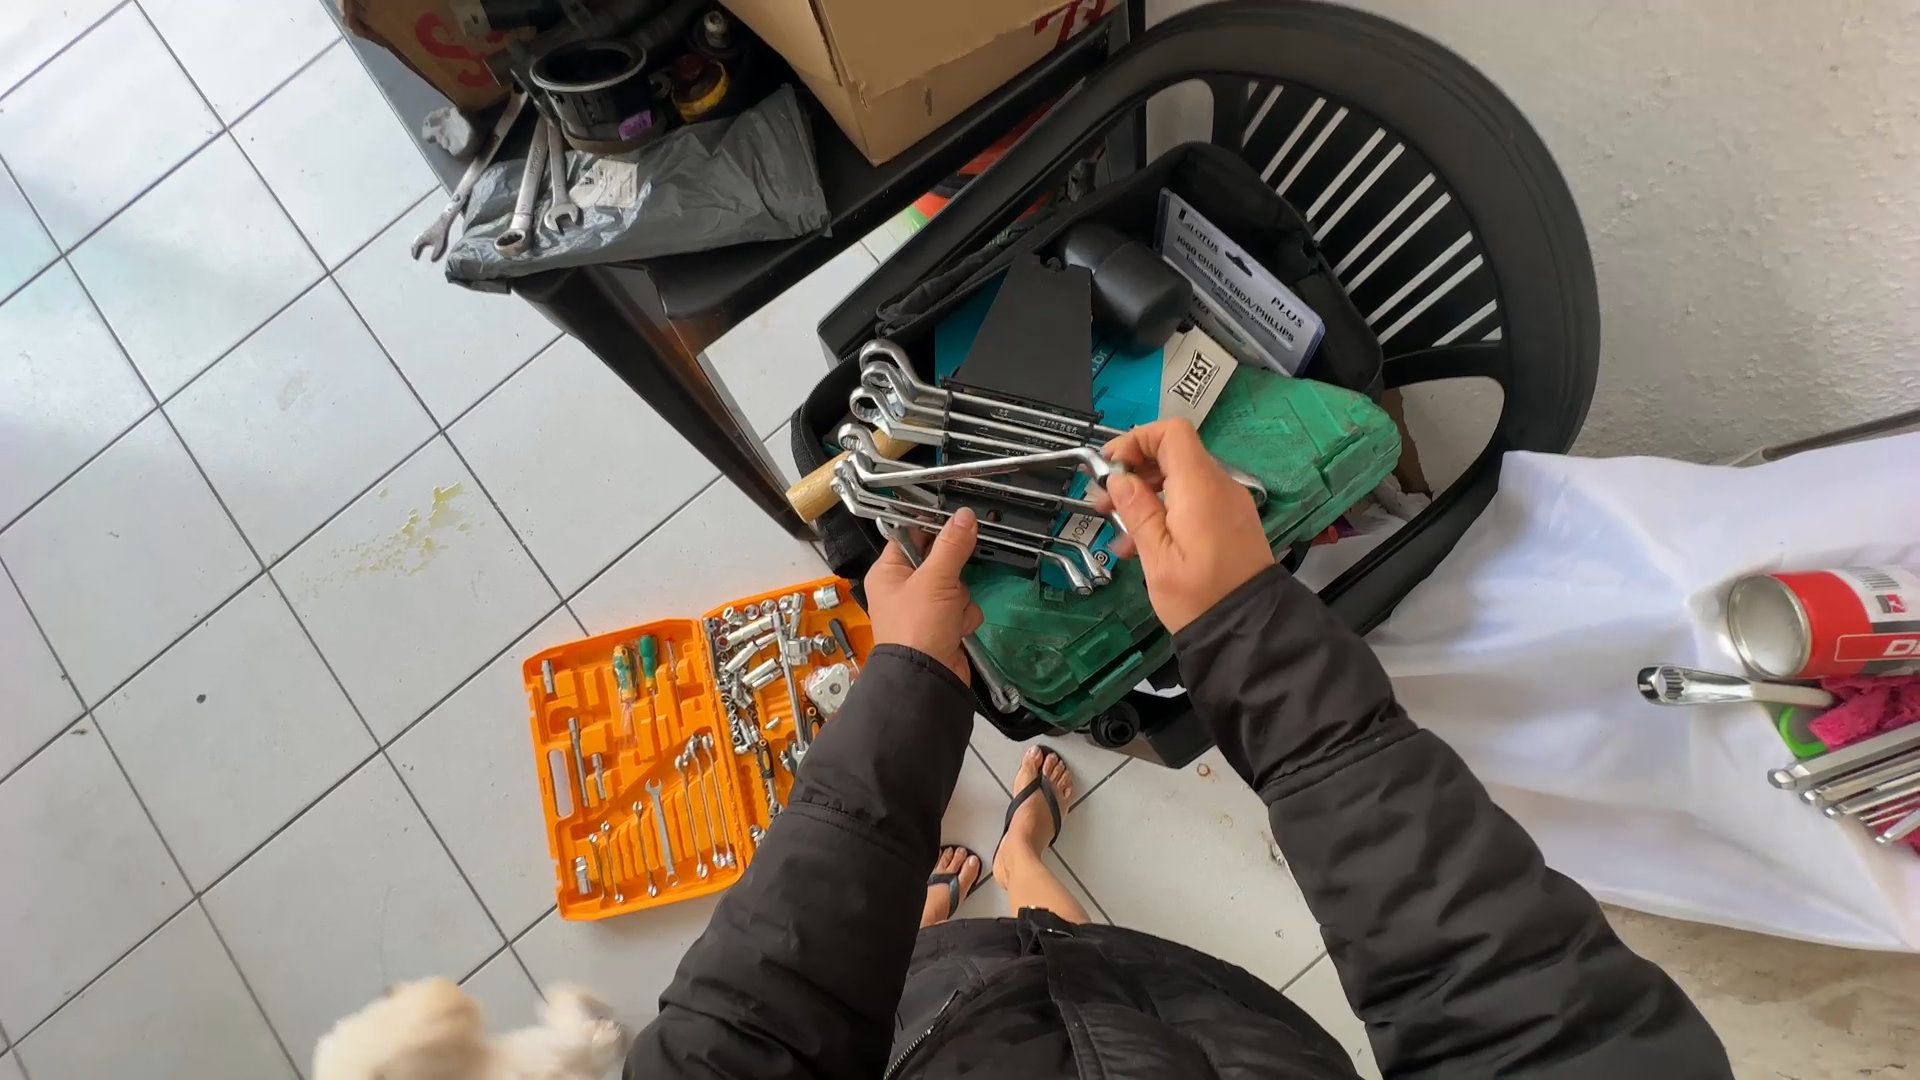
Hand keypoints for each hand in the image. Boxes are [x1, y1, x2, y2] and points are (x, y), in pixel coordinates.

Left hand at [864, 506, 983, 683]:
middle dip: (953, 574)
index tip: (957, 523)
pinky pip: (962, 608)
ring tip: (951, 614)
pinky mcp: (942, 625)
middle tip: (952, 579)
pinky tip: (958, 629)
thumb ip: (952, 545)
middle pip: (939, 561)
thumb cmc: (917, 626)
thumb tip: (964, 515)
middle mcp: (903, 588)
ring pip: (956, 585)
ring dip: (961, 599)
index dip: (933, 528)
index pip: (910, 536)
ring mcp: (924, 608)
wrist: (926, 678)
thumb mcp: (935, 579)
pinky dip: (964, 617)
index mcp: (888, 572)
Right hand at [1096, 418, 1272, 632]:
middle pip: (1173, 455)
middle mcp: (1220, 487)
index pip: (1171, 433)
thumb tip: (1120, 478)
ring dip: (1146, 496)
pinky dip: (1166, 511)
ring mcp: (1228, 504)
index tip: (1111, 466)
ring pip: (1180, 481)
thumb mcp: (1157, 556)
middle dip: (1134, 472)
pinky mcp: (1230, 522)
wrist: (1248, 629)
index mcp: (1200, 488)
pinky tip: (1143, 544)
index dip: (1137, 440)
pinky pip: (1193, 502)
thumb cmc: (1199, 596)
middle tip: (1104, 501)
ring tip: (1119, 529)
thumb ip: (1137, 511)